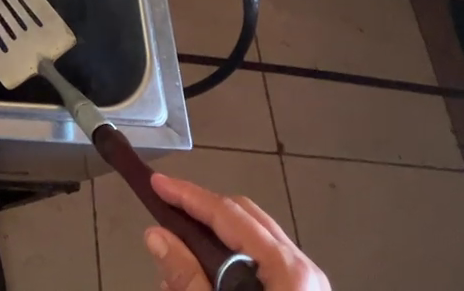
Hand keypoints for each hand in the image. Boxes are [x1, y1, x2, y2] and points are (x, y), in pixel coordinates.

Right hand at [142, 174, 328, 290]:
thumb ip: (188, 277)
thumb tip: (156, 235)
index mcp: (288, 269)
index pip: (228, 213)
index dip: (188, 194)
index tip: (155, 182)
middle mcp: (303, 269)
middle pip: (243, 217)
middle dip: (200, 212)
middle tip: (164, 212)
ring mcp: (308, 285)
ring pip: (251, 241)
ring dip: (212, 242)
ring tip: (177, 261)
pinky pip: (262, 265)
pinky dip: (229, 264)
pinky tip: (205, 281)